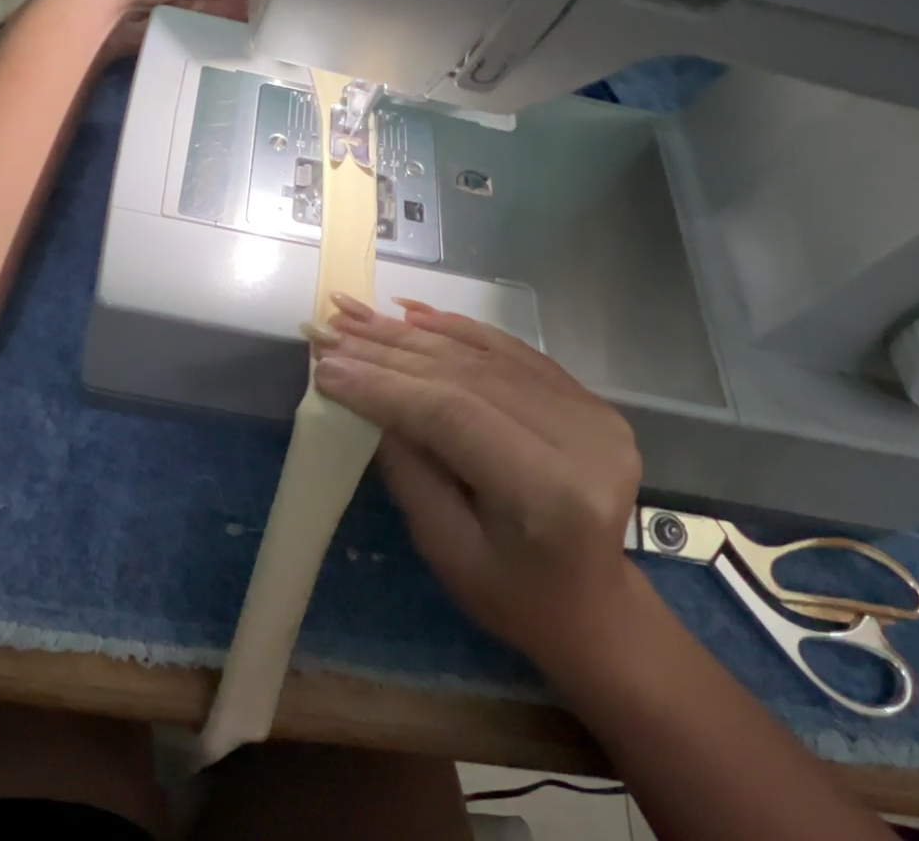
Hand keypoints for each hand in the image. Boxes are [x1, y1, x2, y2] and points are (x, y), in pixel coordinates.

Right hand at [305, 298, 641, 657]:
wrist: (589, 604)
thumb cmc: (510, 594)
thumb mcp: (444, 545)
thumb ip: (407, 467)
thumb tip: (358, 395)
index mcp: (550, 492)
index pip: (454, 415)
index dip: (384, 385)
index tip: (325, 366)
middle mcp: (584, 440)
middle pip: (469, 376)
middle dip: (390, 352)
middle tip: (331, 331)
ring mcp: (594, 413)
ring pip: (486, 357)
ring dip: (414, 334)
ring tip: (356, 317)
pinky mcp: (588, 400)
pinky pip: (512, 352)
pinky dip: (457, 329)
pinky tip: (410, 314)